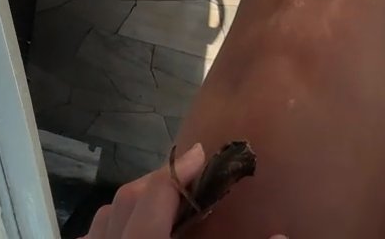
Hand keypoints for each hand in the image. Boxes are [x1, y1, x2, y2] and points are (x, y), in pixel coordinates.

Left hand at [83, 143, 285, 238]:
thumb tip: (282, 232)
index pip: (156, 196)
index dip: (180, 170)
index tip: (203, 153)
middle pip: (126, 200)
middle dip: (159, 182)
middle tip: (191, 179)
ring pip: (101, 221)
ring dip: (131, 206)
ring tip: (162, 206)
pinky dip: (108, 230)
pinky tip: (129, 234)